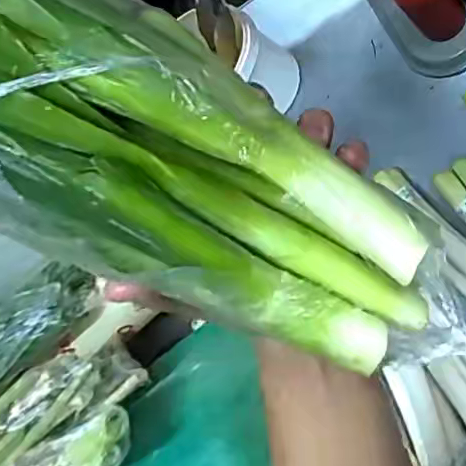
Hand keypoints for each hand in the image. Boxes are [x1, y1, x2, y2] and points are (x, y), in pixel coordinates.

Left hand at [100, 108, 367, 312]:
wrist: (312, 364)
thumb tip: (108, 285)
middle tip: (301, 119)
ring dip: (323, 136)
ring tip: (328, 130)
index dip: (241, 119)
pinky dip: (356, 165)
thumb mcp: (206, 300)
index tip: (250, 101)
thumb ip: (167, 286)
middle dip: (291, 125)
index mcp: (237, 200)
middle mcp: (273, 191)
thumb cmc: (252, 317)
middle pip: (282, 145)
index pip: (235, 149)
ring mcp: (313, 200)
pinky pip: (354, 181)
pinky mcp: (350, 213)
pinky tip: (358, 156)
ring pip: (317, 154)